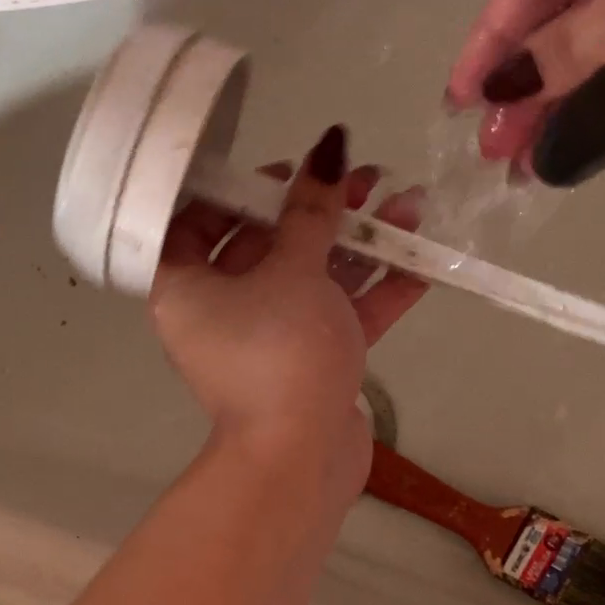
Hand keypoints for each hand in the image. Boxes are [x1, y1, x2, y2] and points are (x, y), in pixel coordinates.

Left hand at [148, 126, 427, 493]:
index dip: (238, 191)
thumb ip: (313, 209)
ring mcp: (265, 339)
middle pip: (265, 245)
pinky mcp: (306, 364)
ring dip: (358, 244)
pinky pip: (335, 314)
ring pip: (310, 278)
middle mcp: (218, 311)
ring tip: (408, 203)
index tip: (285, 172)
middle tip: (365, 179)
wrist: (300, 458)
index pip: (194, 223)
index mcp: (185, 287)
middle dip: (320, 210)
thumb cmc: (278, 352)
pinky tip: (419, 256)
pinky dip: (372, 289)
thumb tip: (329, 146)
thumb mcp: (294, 269)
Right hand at [447, 0, 604, 166]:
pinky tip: (573, 133)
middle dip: (521, 82)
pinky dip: (599, 89)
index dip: (490, 41)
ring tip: (523, 156)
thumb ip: (562, 55)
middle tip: (489, 144)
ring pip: (593, 34)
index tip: (459, 99)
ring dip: (555, 97)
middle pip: (558, 9)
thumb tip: (500, 94)